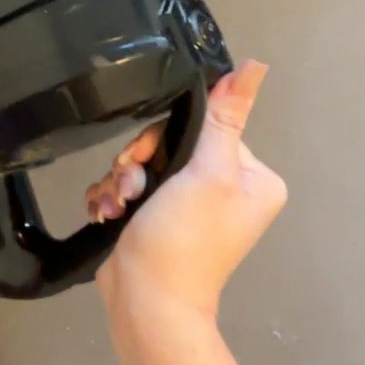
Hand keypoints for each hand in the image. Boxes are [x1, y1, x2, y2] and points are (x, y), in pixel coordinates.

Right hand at [86, 61, 284, 318]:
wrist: (146, 300)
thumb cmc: (184, 237)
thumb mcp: (206, 173)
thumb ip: (224, 118)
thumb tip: (256, 64)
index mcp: (249, 177)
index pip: (202, 127)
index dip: (163, 136)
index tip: (145, 159)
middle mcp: (222, 188)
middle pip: (164, 144)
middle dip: (135, 163)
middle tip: (129, 187)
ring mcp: (187, 206)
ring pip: (140, 165)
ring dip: (118, 181)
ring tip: (116, 206)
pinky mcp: (155, 218)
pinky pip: (127, 187)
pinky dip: (112, 197)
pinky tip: (107, 213)